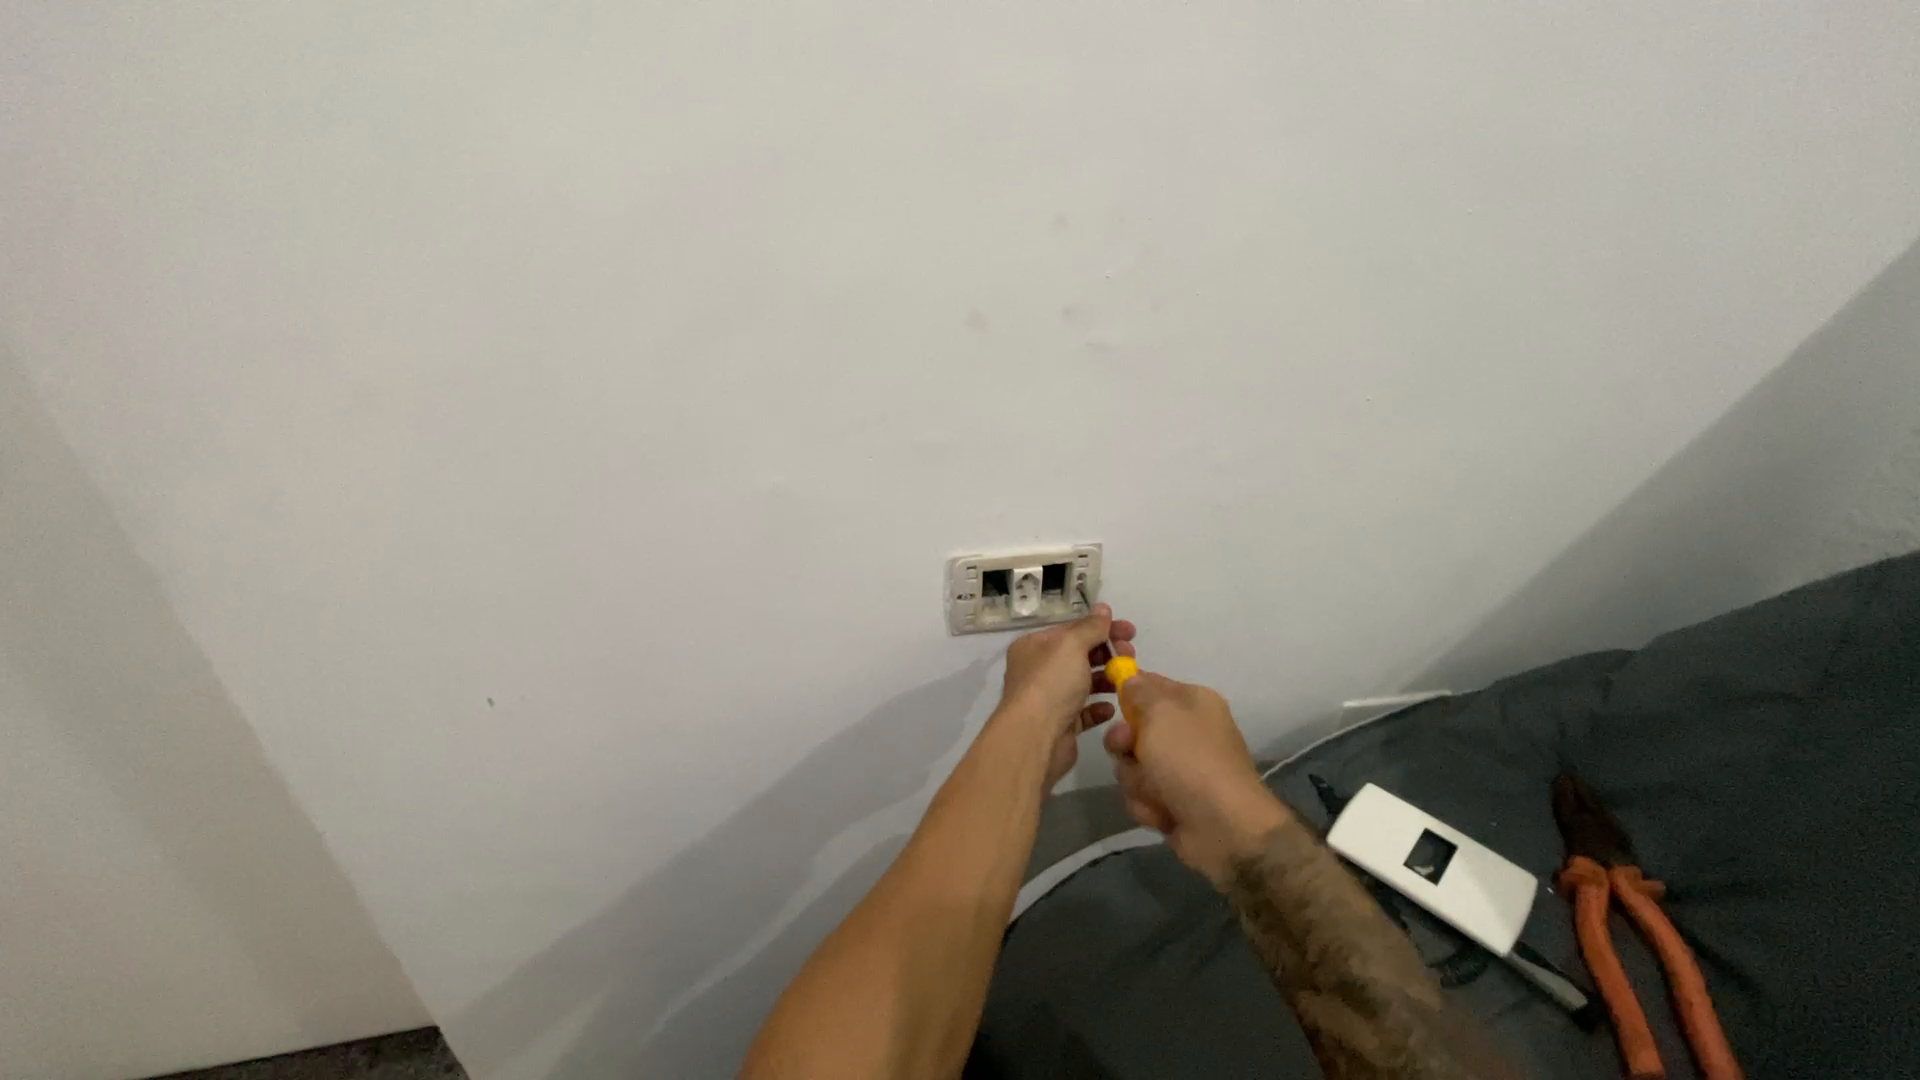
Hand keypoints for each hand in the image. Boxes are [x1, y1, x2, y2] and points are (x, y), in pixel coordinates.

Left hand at [994, 604, 1135, 791]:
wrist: (1034, 737)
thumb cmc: (1051, 683)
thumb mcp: (1071, 645)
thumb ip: (1090, 627)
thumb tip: (1103, 608)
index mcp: (1035, 646)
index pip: (1072, 631)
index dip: (1102, 628)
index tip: (1130, 632)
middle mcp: (1038, 670)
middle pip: (1079, 655)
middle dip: (1108, 653)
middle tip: (1132, 655)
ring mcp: (1049, 699)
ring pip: (1083, 683)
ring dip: (1106, 679)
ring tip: (1126, 681)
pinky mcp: (1060, 725)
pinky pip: (1083, 712)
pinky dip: (1099, 708)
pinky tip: (1111, 707)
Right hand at [1104, 673, 1290, 886]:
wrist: (1224, 827)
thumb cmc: (1191, 760)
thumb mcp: (1161, 712)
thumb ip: (1139, 691)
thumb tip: (1129, 680)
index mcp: (1192, 702)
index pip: (1148, 684)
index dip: (1127, 692)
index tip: (1110, 702)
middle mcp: (1186, 732)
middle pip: (1133, 729)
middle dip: (1126, 745)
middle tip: (1128, 751)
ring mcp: (1179, 769)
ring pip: (1131, 765)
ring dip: (1136, 780)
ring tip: (1156, 791)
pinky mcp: (1172, 801)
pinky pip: (1140, 795)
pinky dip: (1148, 805)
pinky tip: (1164, 812)